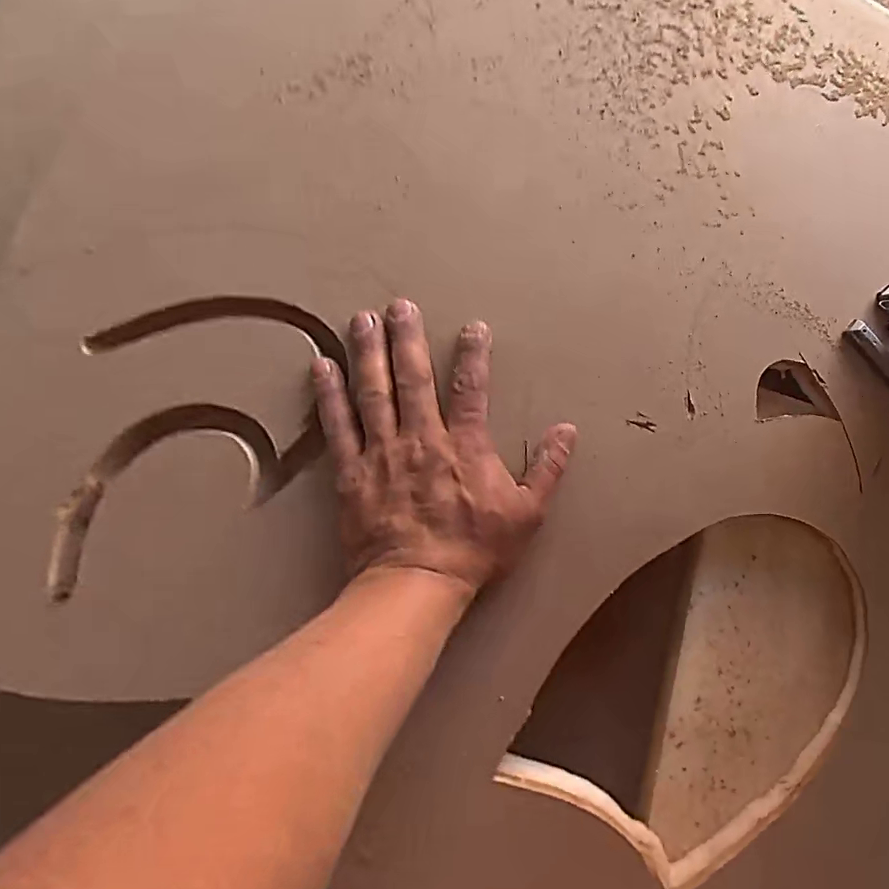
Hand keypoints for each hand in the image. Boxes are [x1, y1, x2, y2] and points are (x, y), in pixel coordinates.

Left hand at [311, 299, 576, 593]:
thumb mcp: (527, 512)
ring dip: (367, 353)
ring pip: (373, 393)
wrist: (417, 583)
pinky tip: (321, 367)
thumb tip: (567, 431)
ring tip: (361, 319)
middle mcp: (422, 439)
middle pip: (413, 378)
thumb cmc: (476, 549)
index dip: (473, 355)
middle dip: (408, 338)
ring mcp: (383, 453)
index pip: (471, 389)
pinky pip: (338, 427)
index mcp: (465, 446)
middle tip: (400, 305)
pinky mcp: (353, 474)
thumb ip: (547, 468)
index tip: (472, 327)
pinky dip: (328, 395)